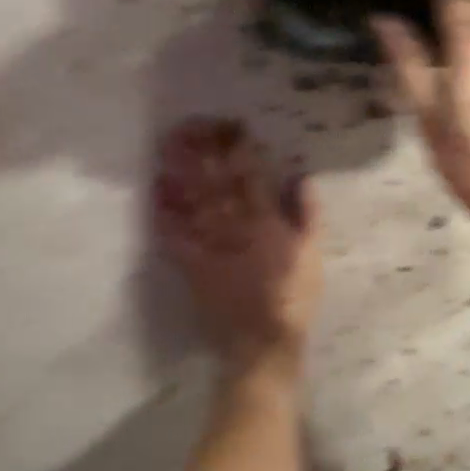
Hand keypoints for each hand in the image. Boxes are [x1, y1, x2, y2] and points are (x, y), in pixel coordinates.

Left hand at [154, 117, 321, 376]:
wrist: (263, 344)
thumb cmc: (295, 298)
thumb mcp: (313, 254)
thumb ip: (307, 213)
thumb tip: (300, 176)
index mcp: (267, 221)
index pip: (252, 174)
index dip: (240, 147)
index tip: (233, 126)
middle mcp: (235, 226)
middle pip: (215, 180)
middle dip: (202, 151)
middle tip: (189, 126)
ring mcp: (210, 245)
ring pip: (192, 200)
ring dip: (180, 171)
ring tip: (169, 147)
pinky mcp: (191, 266)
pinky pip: (173, 234)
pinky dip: (164, 211)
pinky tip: (157, 191)